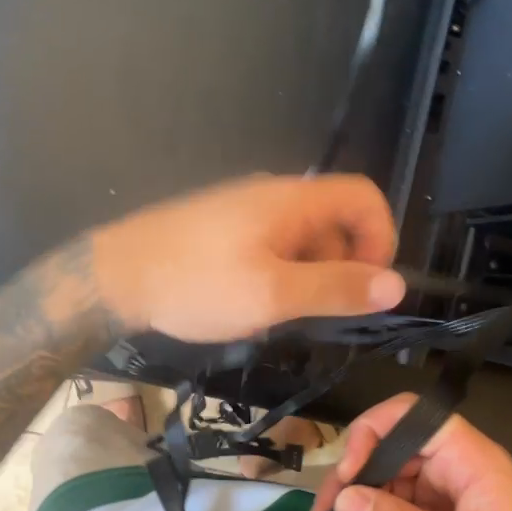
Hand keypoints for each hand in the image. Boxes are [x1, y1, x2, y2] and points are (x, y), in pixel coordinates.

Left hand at [89, 174, 405, 342]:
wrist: (115, 276)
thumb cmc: (196, 284)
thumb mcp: (273, 295)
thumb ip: (336, 289)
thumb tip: (396, 284)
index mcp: (292, 200)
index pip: (363, 197)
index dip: (381, 238)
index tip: (369, 288)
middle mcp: (272, 194)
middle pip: (333, 221)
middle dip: (339, 267)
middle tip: (316, 314)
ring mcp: (243, 209)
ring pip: (300, 239)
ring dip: (305, 277)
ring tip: (276, 316)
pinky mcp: (220, 227)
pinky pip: (269, 245)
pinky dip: (276, 274)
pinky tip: (248, 305)